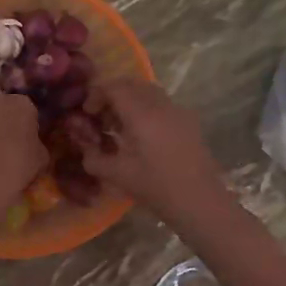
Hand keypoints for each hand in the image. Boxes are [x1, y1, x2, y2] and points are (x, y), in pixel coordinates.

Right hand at [74, 79, 235, 231]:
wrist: (200, 202)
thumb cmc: (156, 186)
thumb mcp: (115, 174)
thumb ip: (92, 157)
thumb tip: (85, 148)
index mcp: (142, 114)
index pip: (114, 87)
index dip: (95, 94)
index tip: (87, 113)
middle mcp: (161, 106)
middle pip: (132, 83)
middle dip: (112, 94)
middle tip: (100, 116)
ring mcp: (178, 112)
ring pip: (148, 91)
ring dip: (129, 101)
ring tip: (118, 126)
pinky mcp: (188, 123)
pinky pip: (161, 104)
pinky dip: (144, 109)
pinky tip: (140, 136)